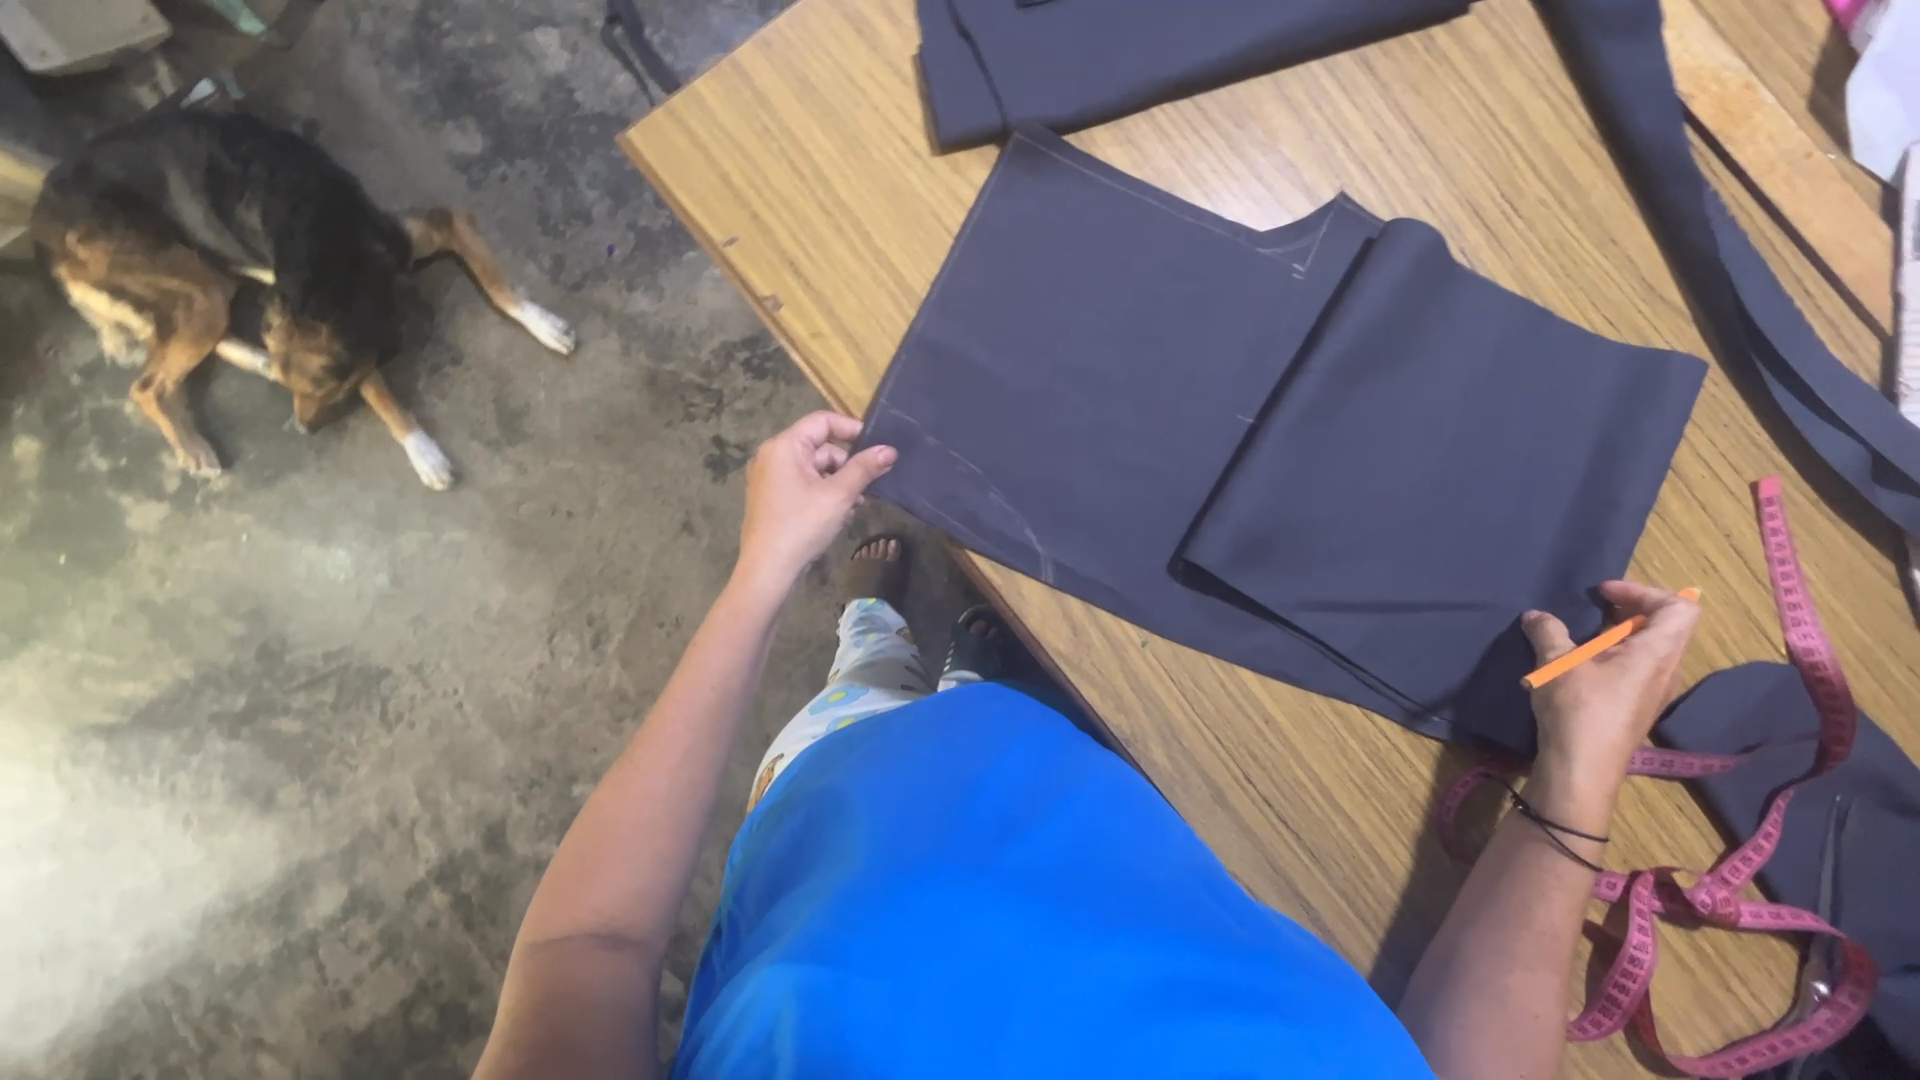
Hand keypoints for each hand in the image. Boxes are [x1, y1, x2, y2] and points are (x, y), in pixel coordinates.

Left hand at [733, 411, 896, 595]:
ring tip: (857, 506)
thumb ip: (865, 469)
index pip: (823, 421)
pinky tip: (840, 514)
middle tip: (869, 486)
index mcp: (784, 446)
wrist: (768, 570)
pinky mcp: (772, 498)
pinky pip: (804, 484)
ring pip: (815, 469)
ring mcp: (770, 478)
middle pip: (820, 447)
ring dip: (839, 483)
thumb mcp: (839, 495)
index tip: (877, 447)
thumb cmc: (802, 525)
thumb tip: (891, 450)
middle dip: (848, 465)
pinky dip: (824, 493)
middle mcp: (773, 455)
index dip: (852, 430)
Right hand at [1520, 581, 1699, 818]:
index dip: (1644, 591)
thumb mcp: (1557, 664)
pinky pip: (1633, 667)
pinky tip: (1574, 664)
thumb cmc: (1578, 708)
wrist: (1582, 766)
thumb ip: (1548, 633)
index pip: (1679, 608)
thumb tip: (1536, 616)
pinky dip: (1609, 654)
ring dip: (1615, 633)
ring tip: (1577, 634)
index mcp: (1656, 652)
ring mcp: (1652, 689)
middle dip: (1628, 608)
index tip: (1603, 593)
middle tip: (1592, 606)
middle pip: (1665, 626)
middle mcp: (1664, 668)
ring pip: (1647, 648)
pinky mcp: (1634, 704)